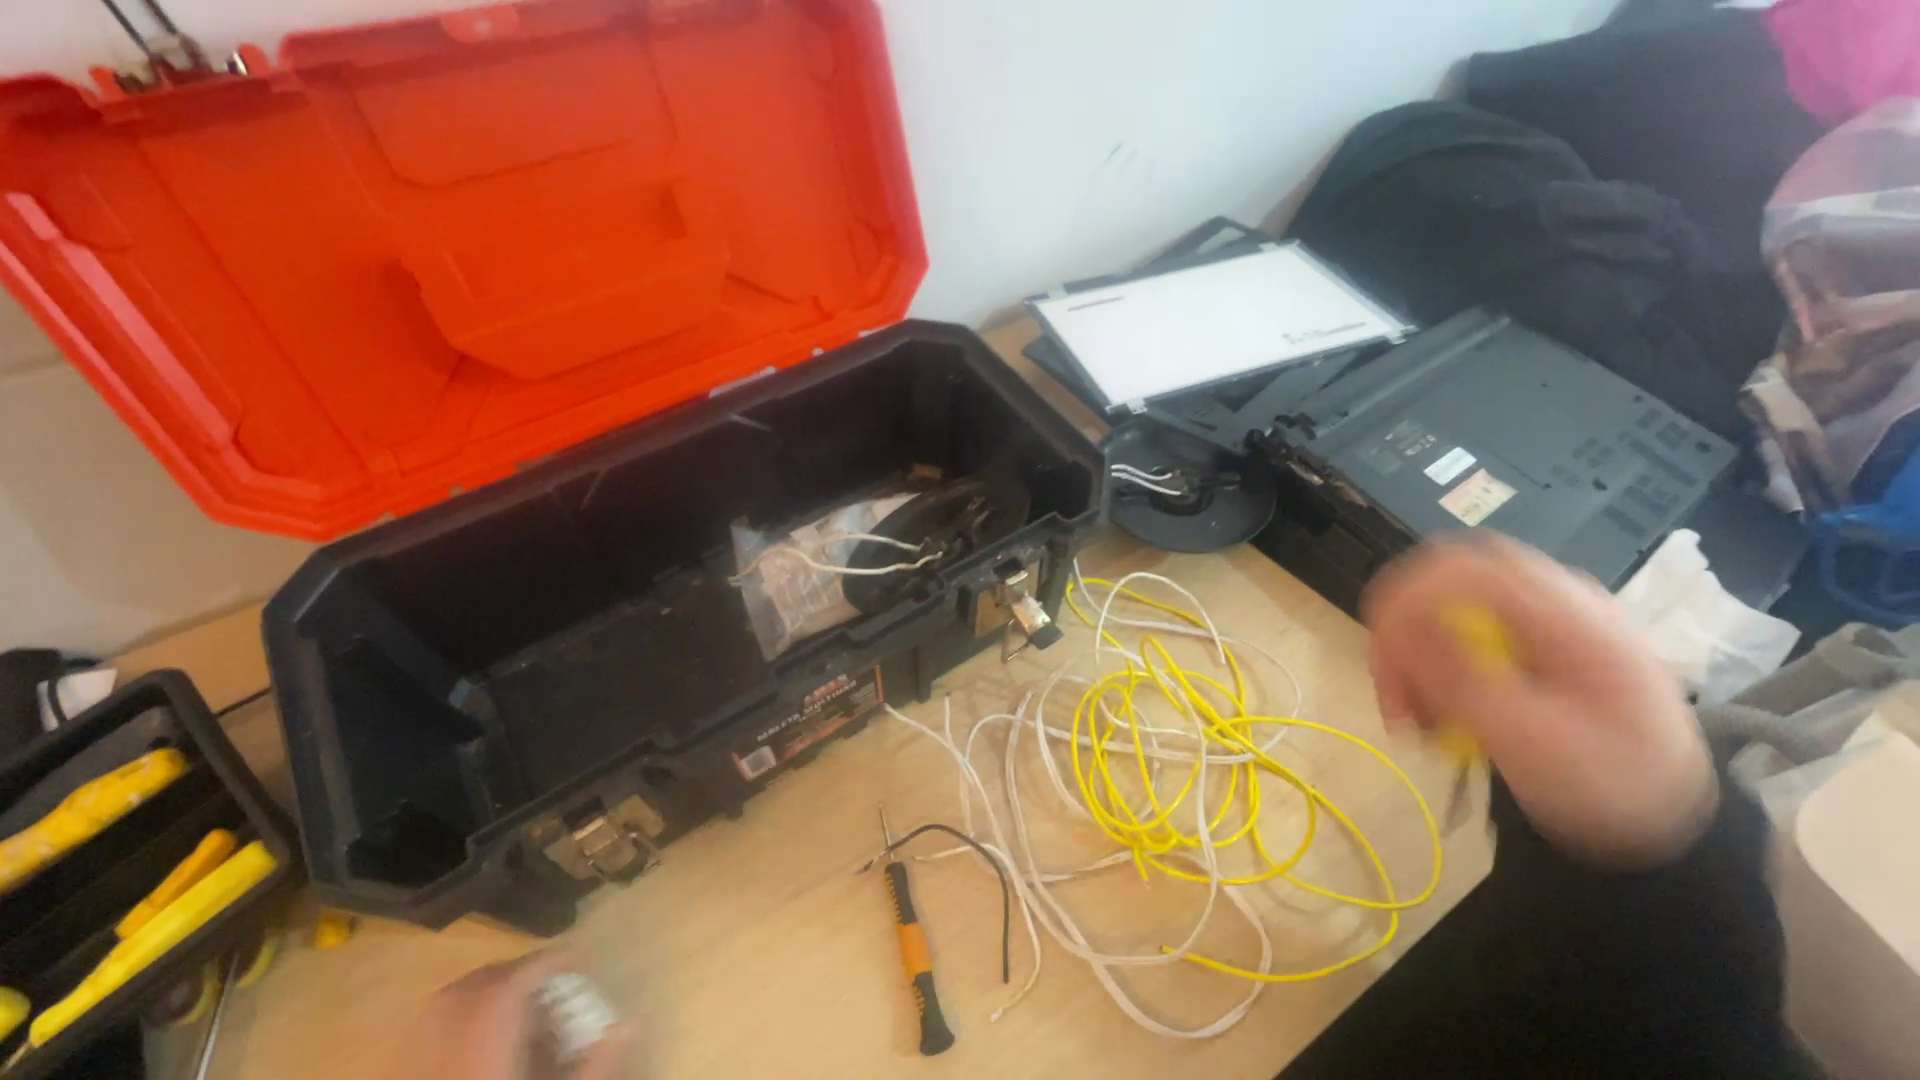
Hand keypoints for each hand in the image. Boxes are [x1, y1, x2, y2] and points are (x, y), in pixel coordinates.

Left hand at [384, 950, 629, 1079]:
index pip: (512, 985)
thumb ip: (595, 1070)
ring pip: (441, 1007)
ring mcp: (412, 1068)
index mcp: (484, 1052)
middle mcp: (442, 1052)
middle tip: (552, 987)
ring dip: (483, 995)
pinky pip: (420, 1039)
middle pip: (474, 986)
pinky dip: (452, 1024)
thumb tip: (629, 1024)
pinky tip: (477, 1048)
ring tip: (518, 1010)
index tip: (576, 962)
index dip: (546, 963)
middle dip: (516, 976)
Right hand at [1363, 535, 1717, 866]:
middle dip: (1400, 628)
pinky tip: (1428, 707)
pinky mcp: (1514, 631)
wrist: (1656, 808)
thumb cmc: (1611, 783)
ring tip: (1409, 716)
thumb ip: (1470, 685)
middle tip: (1388, 688)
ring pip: (1437, 601)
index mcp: (1574, 615)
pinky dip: (1422, 663)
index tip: (1383, 657)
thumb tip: (1403, 630)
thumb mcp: (1540, 745)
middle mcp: (1551, 597)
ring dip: (1406, 652)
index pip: (1472, 570)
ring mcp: (1533, 611)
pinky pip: (1447, 626)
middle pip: (1445, 577)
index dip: (1411, 599)